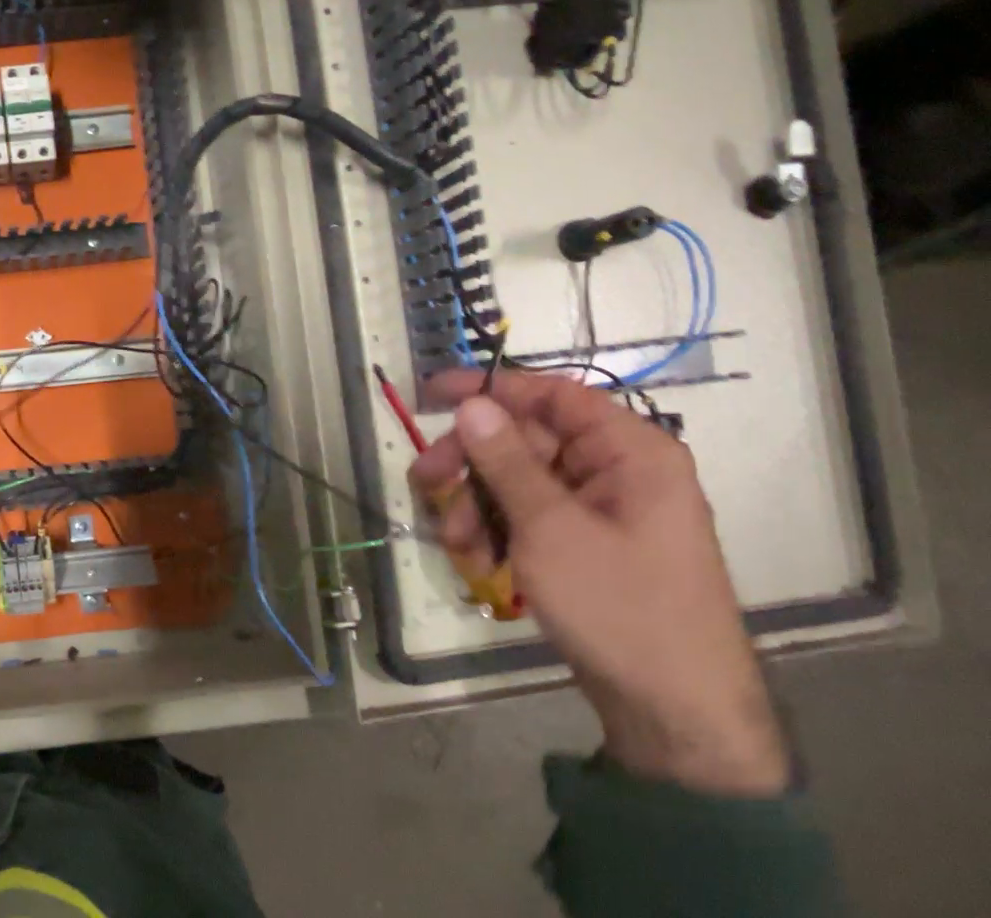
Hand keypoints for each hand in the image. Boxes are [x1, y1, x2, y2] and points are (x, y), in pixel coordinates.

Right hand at [409, 371, 788, 795]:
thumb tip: (472, 404)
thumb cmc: (618, 604)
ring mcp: (602, 512)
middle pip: (527, 441)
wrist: (672, 706)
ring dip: (478, 507)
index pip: (553, 395)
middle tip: (424, 483)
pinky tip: (477, 563)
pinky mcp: (586, 546)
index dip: (491, 389)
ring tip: (457, 546)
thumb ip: (507, 462)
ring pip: (519, 484)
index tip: (431, 394)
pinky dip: (497, 534)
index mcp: (630, 452)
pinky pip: (530, 519)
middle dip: (472, 464)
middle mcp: (619, 472)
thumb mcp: (551, 528)